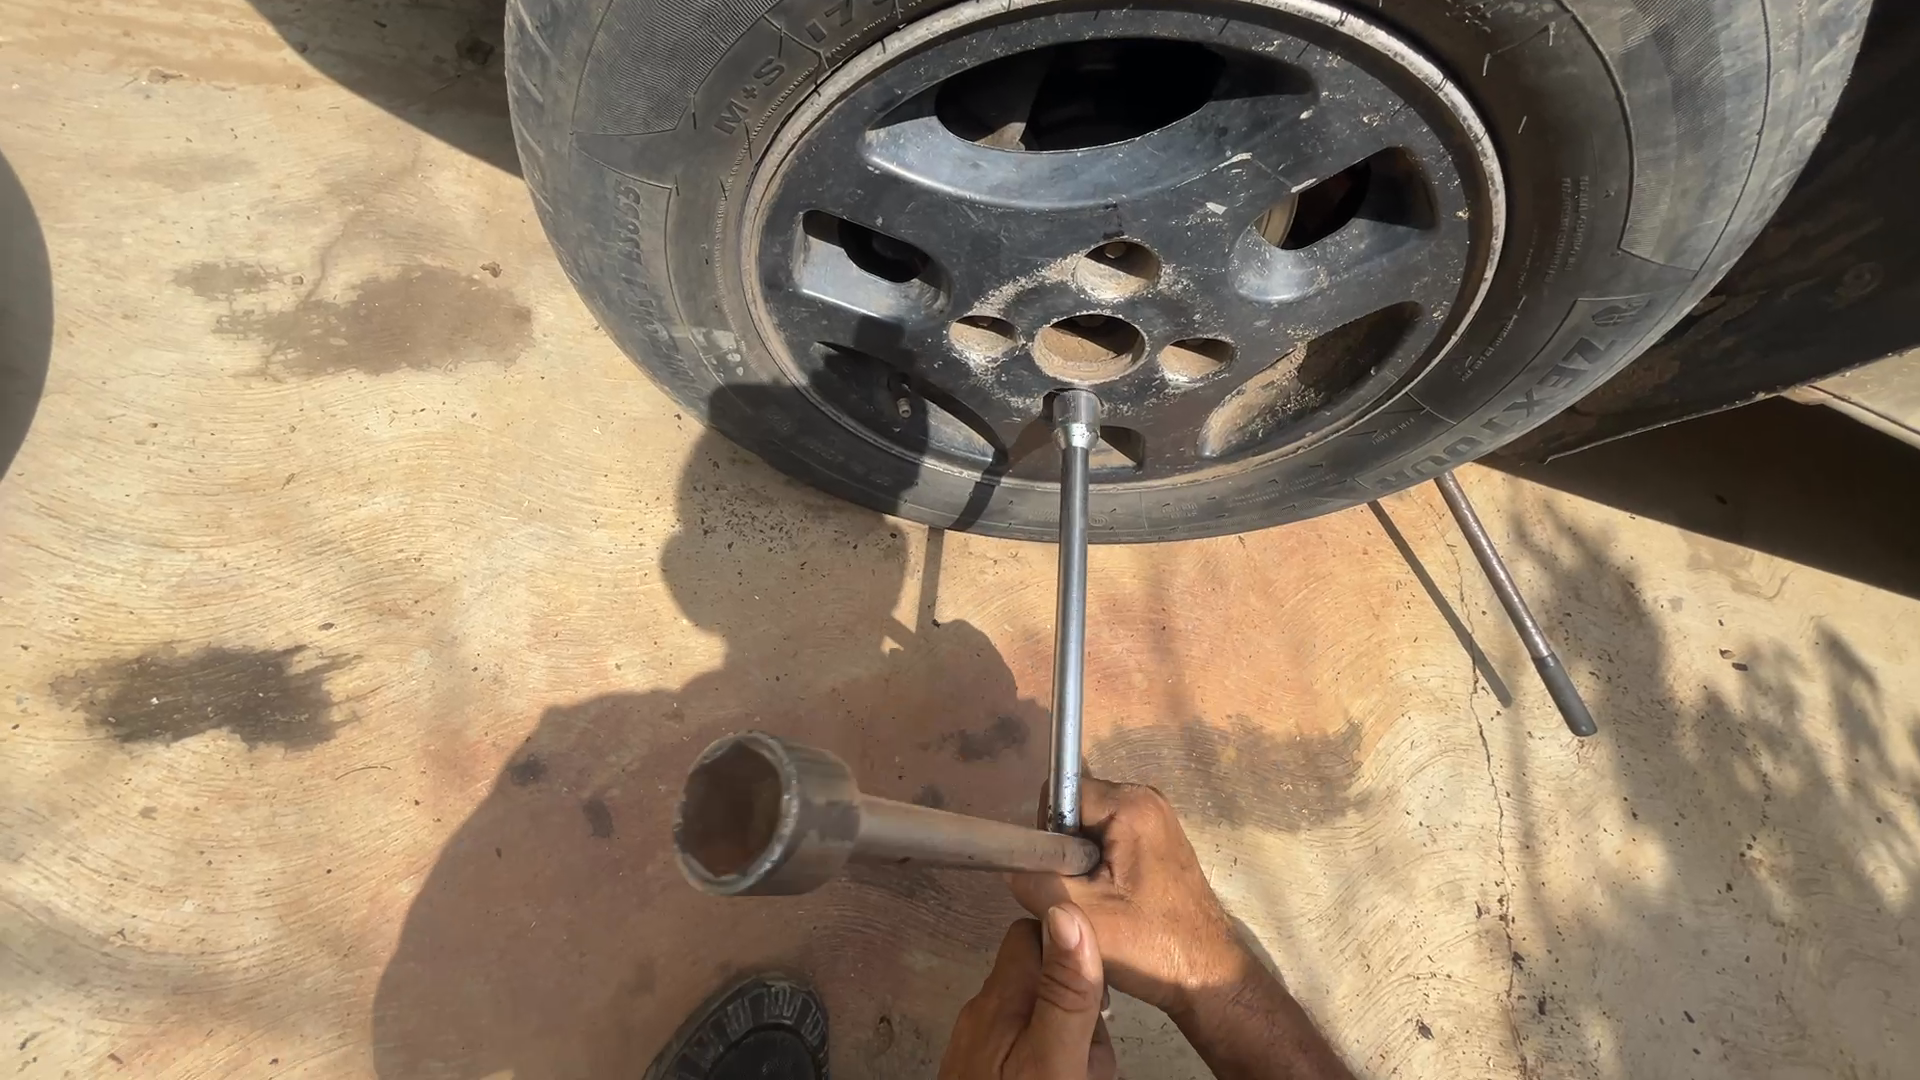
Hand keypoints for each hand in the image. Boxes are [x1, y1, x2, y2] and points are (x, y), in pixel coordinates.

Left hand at [938, 904, 1116, 1079]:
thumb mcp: (1053, 1061)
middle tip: (1090, 1059)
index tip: (1095, 988)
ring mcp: (979, 1047)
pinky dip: (1052, 1067)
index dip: (1068, 949)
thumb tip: (1067, 911)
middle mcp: (984, 1013)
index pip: (1032, 934)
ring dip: (1071, 1049)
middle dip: (1077, 1012)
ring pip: (1040, 1022)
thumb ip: (1063, 991)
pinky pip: (1027, 1054)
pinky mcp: (982, 1074)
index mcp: (999, 998)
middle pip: (1041, 980)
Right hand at [1010, 778, 1252, 1015]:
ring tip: (1096, 900)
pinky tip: (1112, 898)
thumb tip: (1008, 866)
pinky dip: (1101, 862)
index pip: (1062, 794)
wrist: (1210, 977)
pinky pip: (1111, 834)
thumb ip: (1035, 882)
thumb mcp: (1082, 916)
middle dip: (1066, 846)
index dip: (1049, 833)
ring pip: (1090, 823)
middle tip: (1079, 893)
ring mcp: (1156, 815)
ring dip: (1082, 857)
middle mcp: (1146, 796)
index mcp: (1131, 804)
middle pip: (1076, 806)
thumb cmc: (1151, 945)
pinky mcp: (1159, 836)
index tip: (1061, 874)